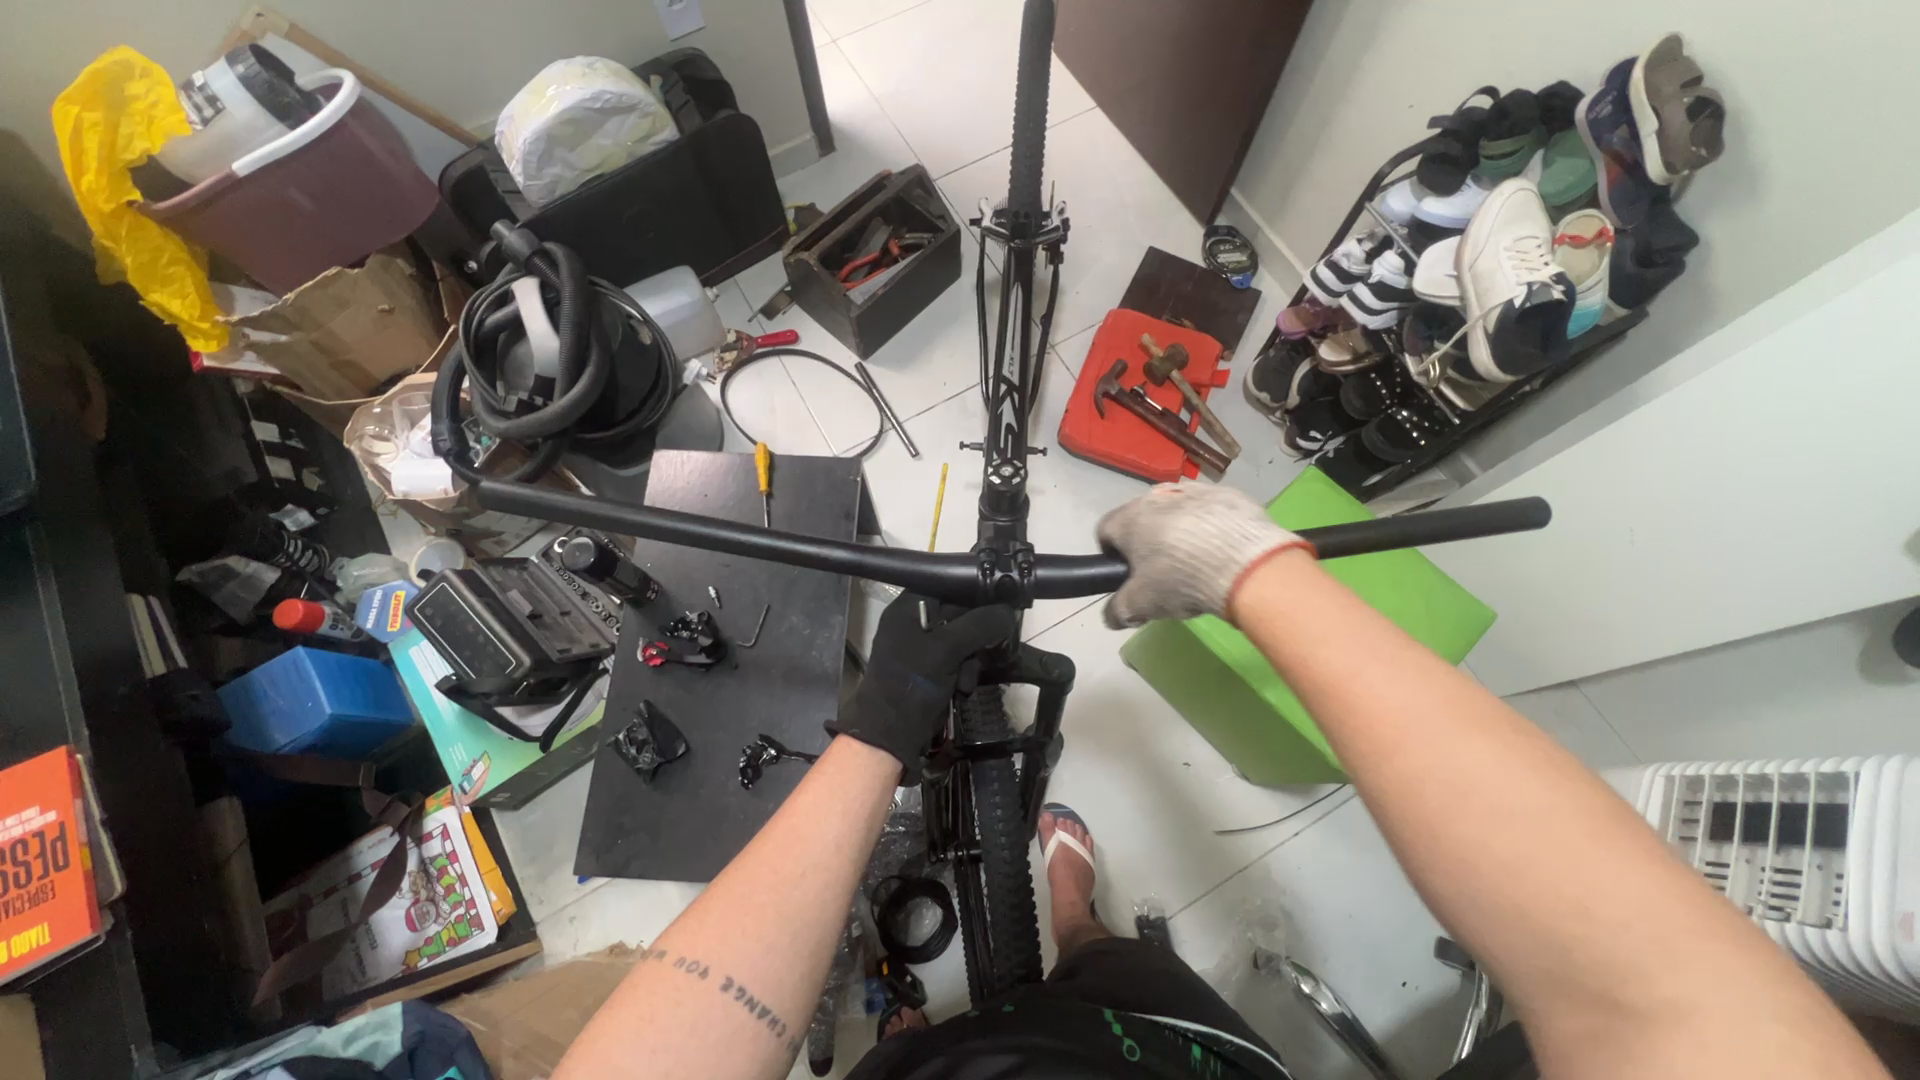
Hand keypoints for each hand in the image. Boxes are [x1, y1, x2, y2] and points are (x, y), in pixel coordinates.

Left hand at [827, 595, 1017, 782]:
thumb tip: (1008, 611)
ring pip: (963, 639)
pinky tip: (962, 688)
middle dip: (975, 636)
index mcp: (909, 607)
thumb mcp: (947, 649)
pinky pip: (958, 660)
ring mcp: (922, 647)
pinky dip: (965, 673)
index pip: (948, 584)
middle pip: (960, 613)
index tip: (1001, 602)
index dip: (975, 592)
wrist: (891, 736)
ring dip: (971, 660)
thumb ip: (979, 625)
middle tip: (989, 647)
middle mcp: (914, 621)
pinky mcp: (931, 668)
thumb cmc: (911, 685)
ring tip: (966, 679)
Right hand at [1096, 483, 1311, 628]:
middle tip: (1164, 575)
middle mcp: (1155, 496)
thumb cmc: (1181, 580)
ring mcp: (1193, 490)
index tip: (1128, 575)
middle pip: (1142, 521)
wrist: (1247, 565)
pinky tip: (1223, 551)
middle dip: (1148, 545)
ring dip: (1179, 534)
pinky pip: (1209, 511)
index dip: (1112, 555)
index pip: (1105, 532)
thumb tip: (1112, 616)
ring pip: (1176, 513)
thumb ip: (1117, 611)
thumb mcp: (1140, 605)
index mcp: (1129, 519)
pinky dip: (1210, 528)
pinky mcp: (1227, 494)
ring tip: (1198, 563)